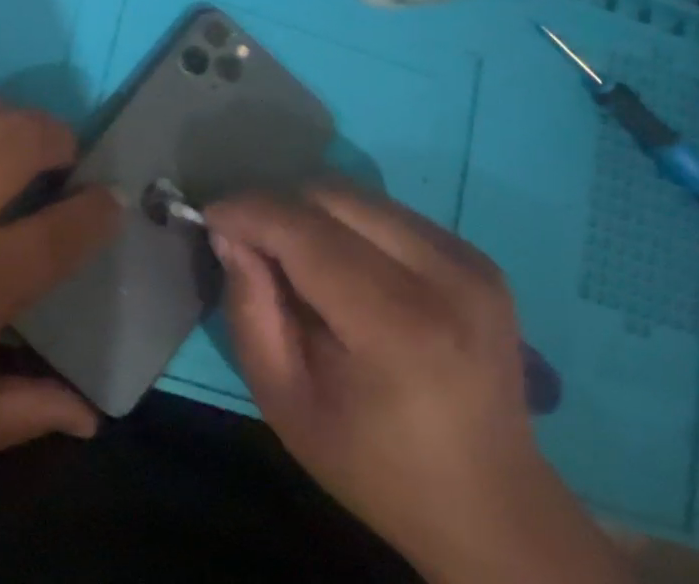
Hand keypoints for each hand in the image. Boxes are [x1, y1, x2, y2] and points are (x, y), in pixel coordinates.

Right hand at [207, 185, 628, 583]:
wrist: (489, 502)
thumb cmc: (372, 463)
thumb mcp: (282, 398)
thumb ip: (250, 309)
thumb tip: (230, 236)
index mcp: (397, 326)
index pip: (305, 231)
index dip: (248, 211)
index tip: (209, 217)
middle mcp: (445, 277)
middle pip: (333, 197)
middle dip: (277, 208)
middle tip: (248, 245)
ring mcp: (471, 263)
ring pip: (360, 196)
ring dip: (311, 215)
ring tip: (292, 260)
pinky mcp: (479, 260)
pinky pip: (389, 214)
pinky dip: (347, 226)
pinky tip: (340, 270)